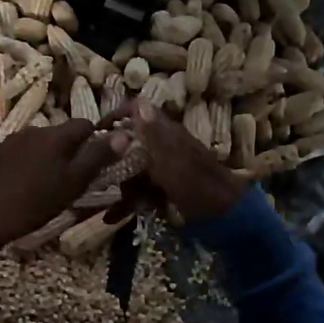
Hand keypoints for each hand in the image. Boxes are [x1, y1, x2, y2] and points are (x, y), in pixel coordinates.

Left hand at [0, 119, 126, 264]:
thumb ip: (98, 157)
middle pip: (62, 133)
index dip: (95, 140)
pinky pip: (23, 151)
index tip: (97, 162)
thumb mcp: (74, 183)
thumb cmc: (36, 202)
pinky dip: (30, 162)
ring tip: (48, 184)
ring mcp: (12, 140)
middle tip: (74, 179)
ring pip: (42, 143)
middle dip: (72, 150)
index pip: (85, 124)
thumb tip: (123, 134)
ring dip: (50, 156)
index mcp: (56, 135)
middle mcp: (34, 130)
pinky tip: (26, 184)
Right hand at [104, 99, 245, 223]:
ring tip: (107, 211)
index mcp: (167, 134)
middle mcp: (165, 146)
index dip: (116, 116)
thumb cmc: (199, 189)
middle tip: (96, 179)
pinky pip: (143, 190)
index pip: (138, 111)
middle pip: (130, 145)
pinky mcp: (169, 188)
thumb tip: (139, 102)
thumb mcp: (174, 163)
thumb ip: (155, 136)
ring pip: (134, 171)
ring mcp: (167, 168)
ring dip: (120, 188)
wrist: (229, 219)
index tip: (94, 132)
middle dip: (112, 162)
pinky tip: (114, 217)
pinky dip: (130, 202)